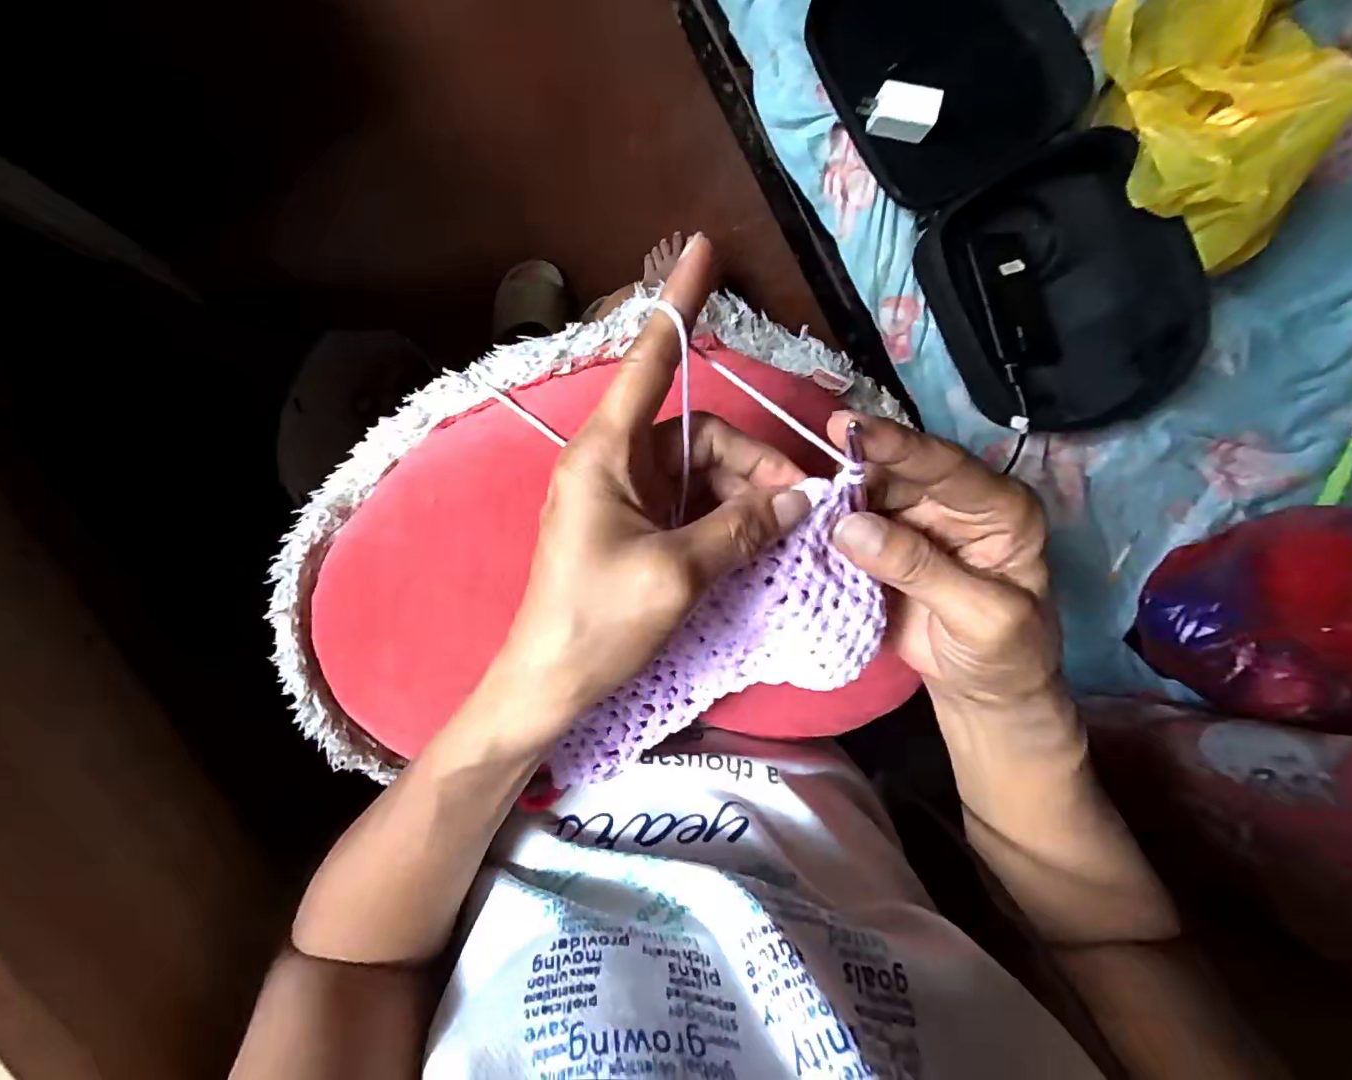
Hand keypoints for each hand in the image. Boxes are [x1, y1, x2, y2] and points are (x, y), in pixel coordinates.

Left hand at [481, 234, 809, 752]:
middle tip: (799, 506)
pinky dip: (725, 517)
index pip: (648, 362)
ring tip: (782, 531)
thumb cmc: (596, 622)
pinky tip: (756, 540)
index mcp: (604, 454)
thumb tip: (802, 499)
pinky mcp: (634, 528)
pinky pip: (691, 504)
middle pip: (699, 435)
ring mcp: (625, 497)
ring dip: (745, 496)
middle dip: (752, 463)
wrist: (550, 682)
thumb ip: (741, 529)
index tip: (701, 249)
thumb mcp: (676, 573)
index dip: (677, 305)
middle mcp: (613, 464)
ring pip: (702, 473)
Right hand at [828, 413, 1060, 711]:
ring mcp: (913, 524)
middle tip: (808, 472)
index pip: (946, 467)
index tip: (847, 426)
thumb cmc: (1004, 654)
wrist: (983, 692)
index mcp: (998, 509)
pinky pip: (849, 527)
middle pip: (897, 473)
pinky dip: (825, 526)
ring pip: (866, 496)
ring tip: (796, 500)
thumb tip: (848, 526)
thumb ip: (918, 568)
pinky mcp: (882, 547)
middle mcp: (954, 505)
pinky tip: (799, 521)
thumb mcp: (979, 616)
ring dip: (833, 499)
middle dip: (853, 468)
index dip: (896, 445)